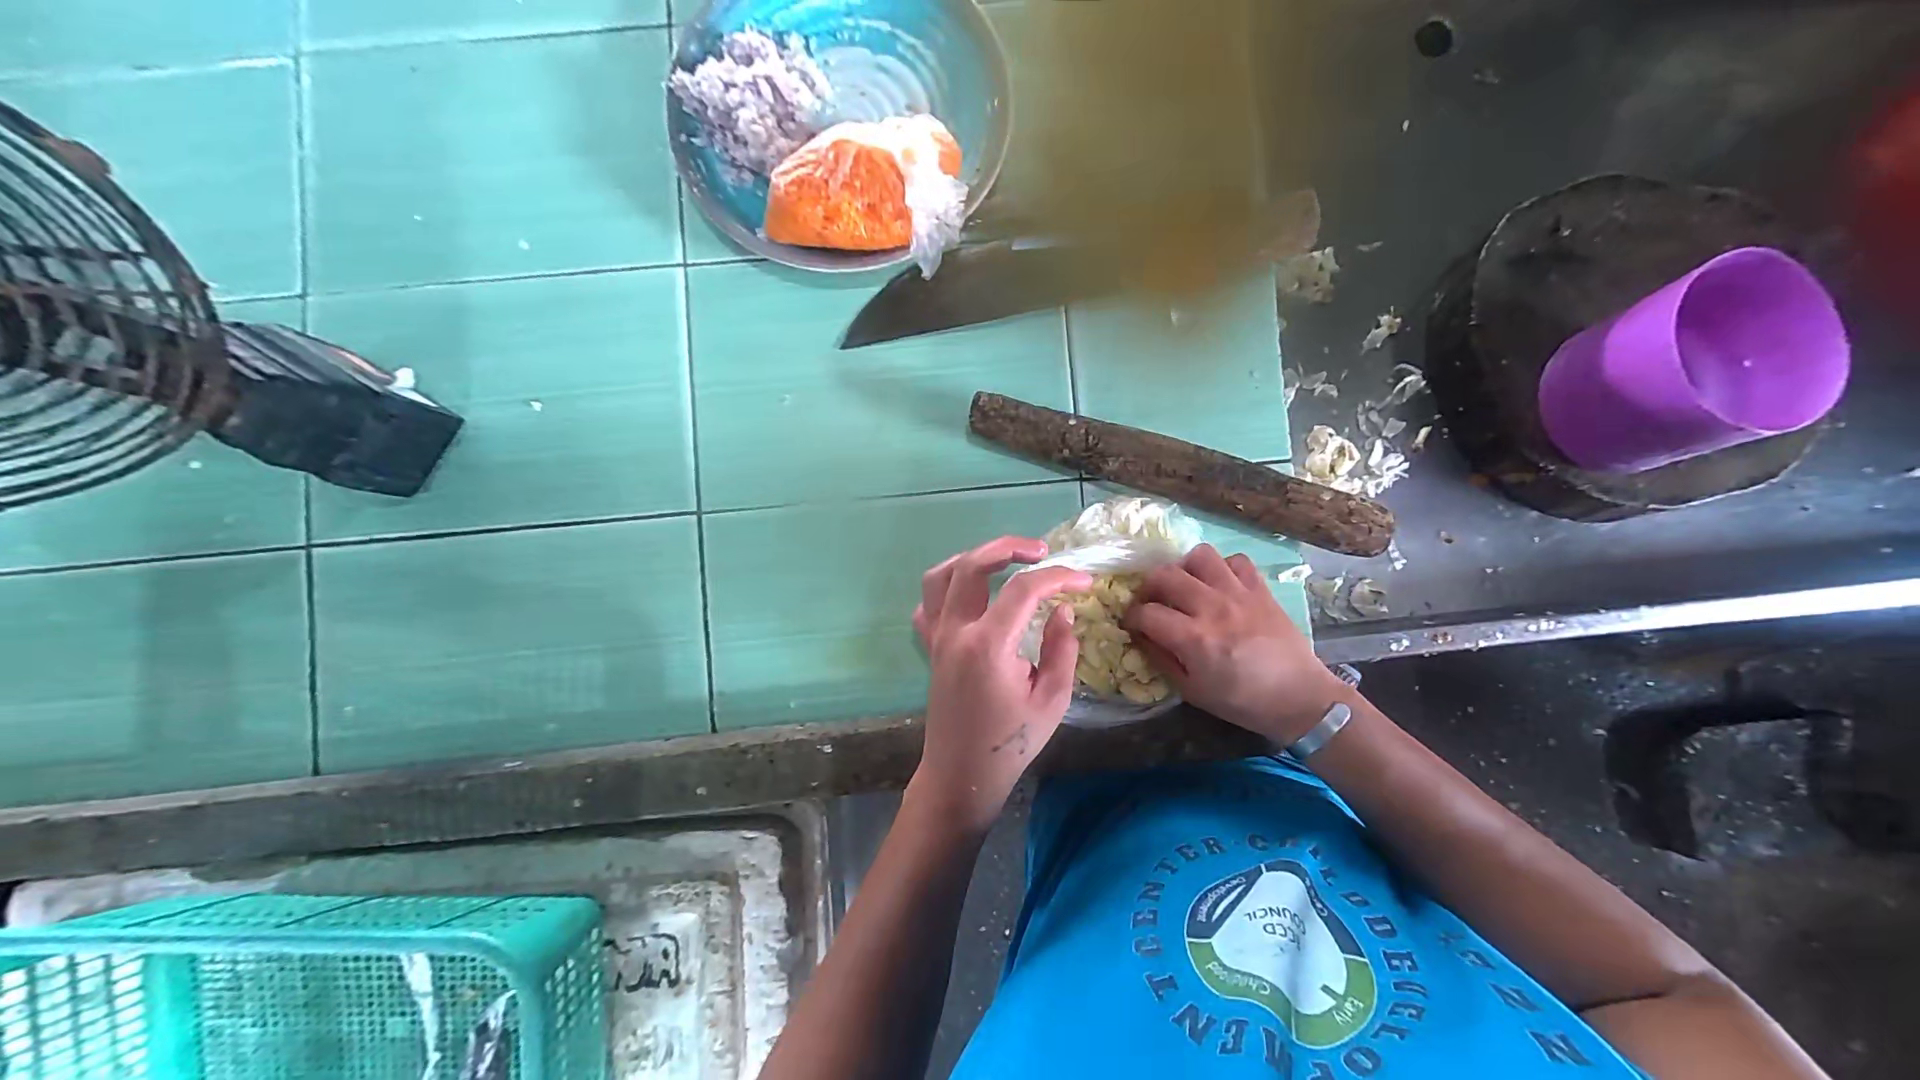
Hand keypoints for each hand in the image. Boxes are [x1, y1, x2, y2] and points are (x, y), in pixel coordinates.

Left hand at [910, 537, 1092, 832]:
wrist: (961, 775)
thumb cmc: (1010, 743)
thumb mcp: (1052, 700)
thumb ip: (1062, 649)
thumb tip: (1061, 610)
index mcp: (988, 645)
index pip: (1023, 590)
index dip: (1057, 577)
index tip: (1083, 581)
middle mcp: (955, 632)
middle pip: (972, 566)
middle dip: (1007, 548)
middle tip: (1040, 551)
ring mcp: (937, 638)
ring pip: (940, 577)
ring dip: (972, 559)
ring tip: (1003, 562)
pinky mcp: (930, 648)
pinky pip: (928, 605)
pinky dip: (947, 589)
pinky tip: (973, 596)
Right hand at [1123, 544, 1348, 743]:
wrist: (1300, 699)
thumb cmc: (1242, 701)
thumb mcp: (1191, 691)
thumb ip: (1160, 659)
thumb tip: (1140, 635)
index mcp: (1193, 638)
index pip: (1146, 612)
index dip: (1131, 617)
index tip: (1132, 624)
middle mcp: (1213, 608)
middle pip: (1165, 575)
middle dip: (1148, 587)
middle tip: (1151, 602)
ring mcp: (1239, 594)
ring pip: (1199, 556)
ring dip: (1184, 568)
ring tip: (1185, 586)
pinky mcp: (1260, 589)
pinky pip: (1235, 560)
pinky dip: (1222, 568)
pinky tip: (1219, 586)